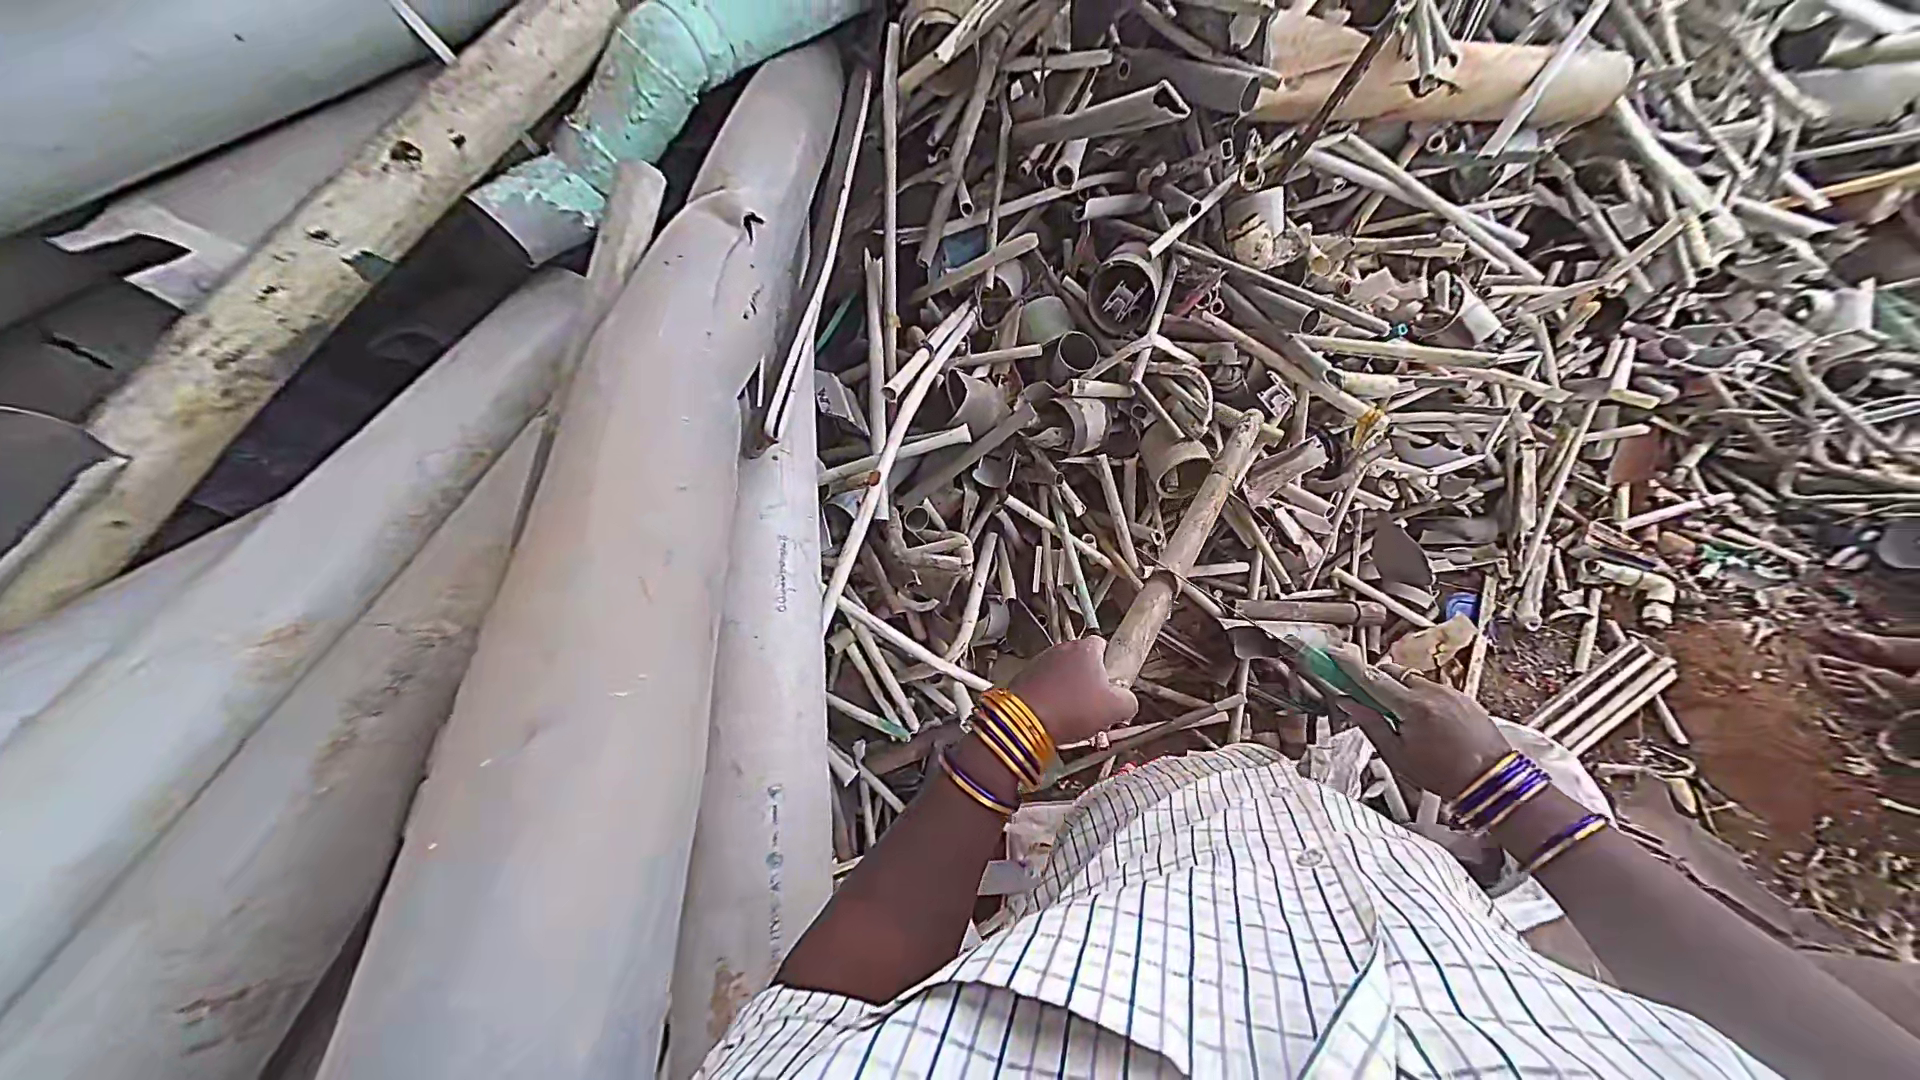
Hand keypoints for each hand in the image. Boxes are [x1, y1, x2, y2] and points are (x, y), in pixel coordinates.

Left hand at [1008, 636, 1137, 746]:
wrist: (1026, 720)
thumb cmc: (1070, 709)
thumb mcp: (1116, 709)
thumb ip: (1129, 701)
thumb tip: (1127, 702)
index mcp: (1086, 649)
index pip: (1103, 645)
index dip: (1110, 664)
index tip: (1112, 683)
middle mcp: (1061, 648)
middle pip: (1082, 661)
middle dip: (1089, 681)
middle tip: (1095, 704)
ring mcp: (1041, 661)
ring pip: (1063, 674)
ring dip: (1069, 690)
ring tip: (1074, 715)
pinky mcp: (1025, 676)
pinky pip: (1045, 685)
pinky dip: (1051, 697)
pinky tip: (1055, 716)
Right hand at [1327, 643, 1512, 798]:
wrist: (1496, 783)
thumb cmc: (1445, 775)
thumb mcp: (1396, 754)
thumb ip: (1369, 723)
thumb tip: (1348, 703)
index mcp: (1412, 707)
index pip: (1371, 678)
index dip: (1349, 665)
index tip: (1334, 653)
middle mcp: (1433, 693)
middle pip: (1391, 671)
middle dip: (1375, 679)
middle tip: (1368, 698)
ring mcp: (1451, 693)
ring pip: (1411, 678)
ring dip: (1398, 688)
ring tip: (1400, 715)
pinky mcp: (1464, 697)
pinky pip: (1431, 687)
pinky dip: (1419, 695)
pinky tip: (1422, 718)